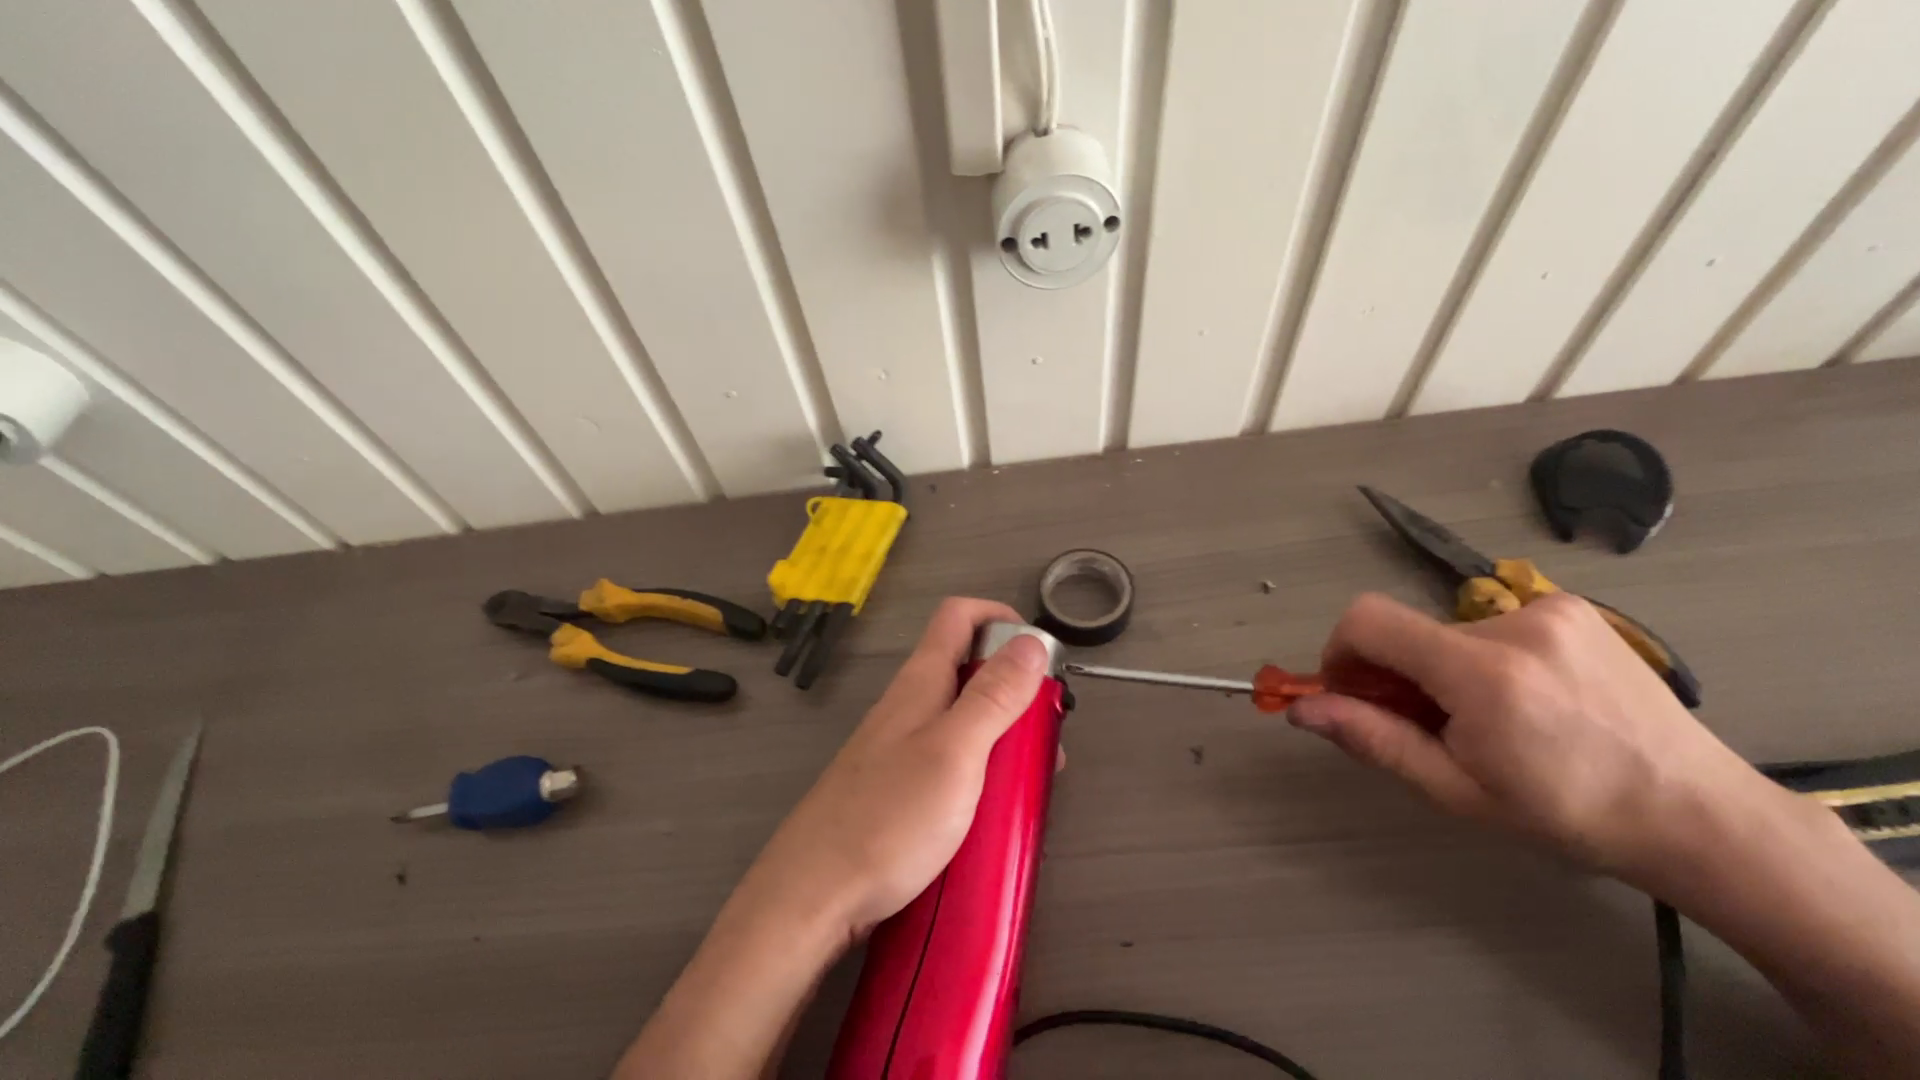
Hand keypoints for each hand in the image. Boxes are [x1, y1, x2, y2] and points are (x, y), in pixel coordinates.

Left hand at [746, 598, 1049, 942]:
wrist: (813, 897)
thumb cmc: (887, 821)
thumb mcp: (954, 753)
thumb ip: (993, 697)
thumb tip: (1031, 641)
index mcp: (920, 684)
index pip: (960, 617)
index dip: (1002, 619)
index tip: (1042, 658)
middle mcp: (909, 708)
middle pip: (969, 671)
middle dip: (1017, 691)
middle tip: (1047, 736)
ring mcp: (902, 751)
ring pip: (964, 722)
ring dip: (1005, 738)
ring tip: (1032, 781)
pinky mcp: (901, 792)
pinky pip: (953, 764)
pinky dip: (984, 775)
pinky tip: (997, 811)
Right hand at [1288, 592, 1784, 889]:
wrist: (1693, 809)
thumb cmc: (1567, 814)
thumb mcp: (1455, 790)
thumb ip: (1373, 739)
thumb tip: (1302, 709)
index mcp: (1483, 673)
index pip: (1368, 620)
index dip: (1340, 652)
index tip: (1352, 693)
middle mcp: (1516, 624)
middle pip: (1411, 631)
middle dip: (1401, 675)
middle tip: (1434, 730)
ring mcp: (1552, 610)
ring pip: (1451, 631)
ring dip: (1446, 670)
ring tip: (1494, 723)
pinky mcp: (1574, 609)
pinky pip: (1495, 625)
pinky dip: (1486, 658)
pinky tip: (1529, 702)